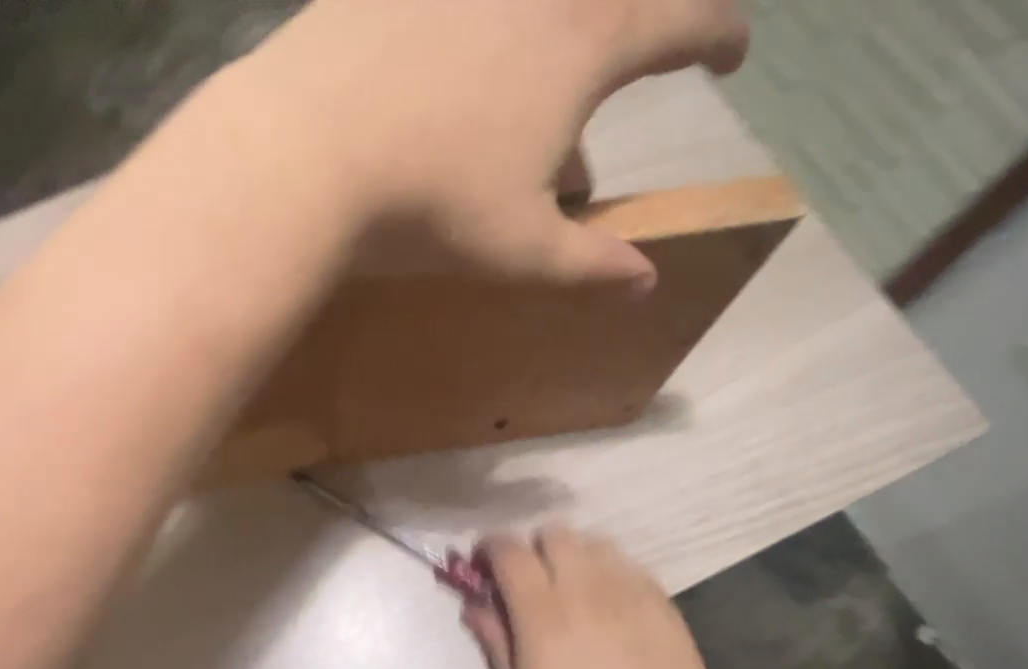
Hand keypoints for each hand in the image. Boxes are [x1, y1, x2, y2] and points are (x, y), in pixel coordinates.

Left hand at [232, 0, 747, 285]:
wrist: (298, 153)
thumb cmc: (427, 206)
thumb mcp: (518, 250)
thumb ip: (587, 265)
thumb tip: (643, 283)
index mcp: (581, 46)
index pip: (679, 24)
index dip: (714, 37)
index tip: (729, 53)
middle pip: (598, 8)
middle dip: (617, 43)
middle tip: (604, 85)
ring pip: (522, 15)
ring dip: (536, 55)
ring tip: (512, 114)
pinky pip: (448, 16)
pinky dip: (463, 41)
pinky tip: (436, 79)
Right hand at [464, 527, 737, 668]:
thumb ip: (494, 642)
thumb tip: (473, 604)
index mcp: (543, 613)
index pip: (508, 550)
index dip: (489, 549)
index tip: (482, 567)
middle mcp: (586, 588)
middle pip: (553, 532)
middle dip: (532, 549)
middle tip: (528, 583)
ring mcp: (630, 590)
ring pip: (594, 542)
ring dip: (573, 556)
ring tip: (571, 590)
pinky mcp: (662, 600)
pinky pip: (628, 564)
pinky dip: (607, 572)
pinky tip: (608, 606)